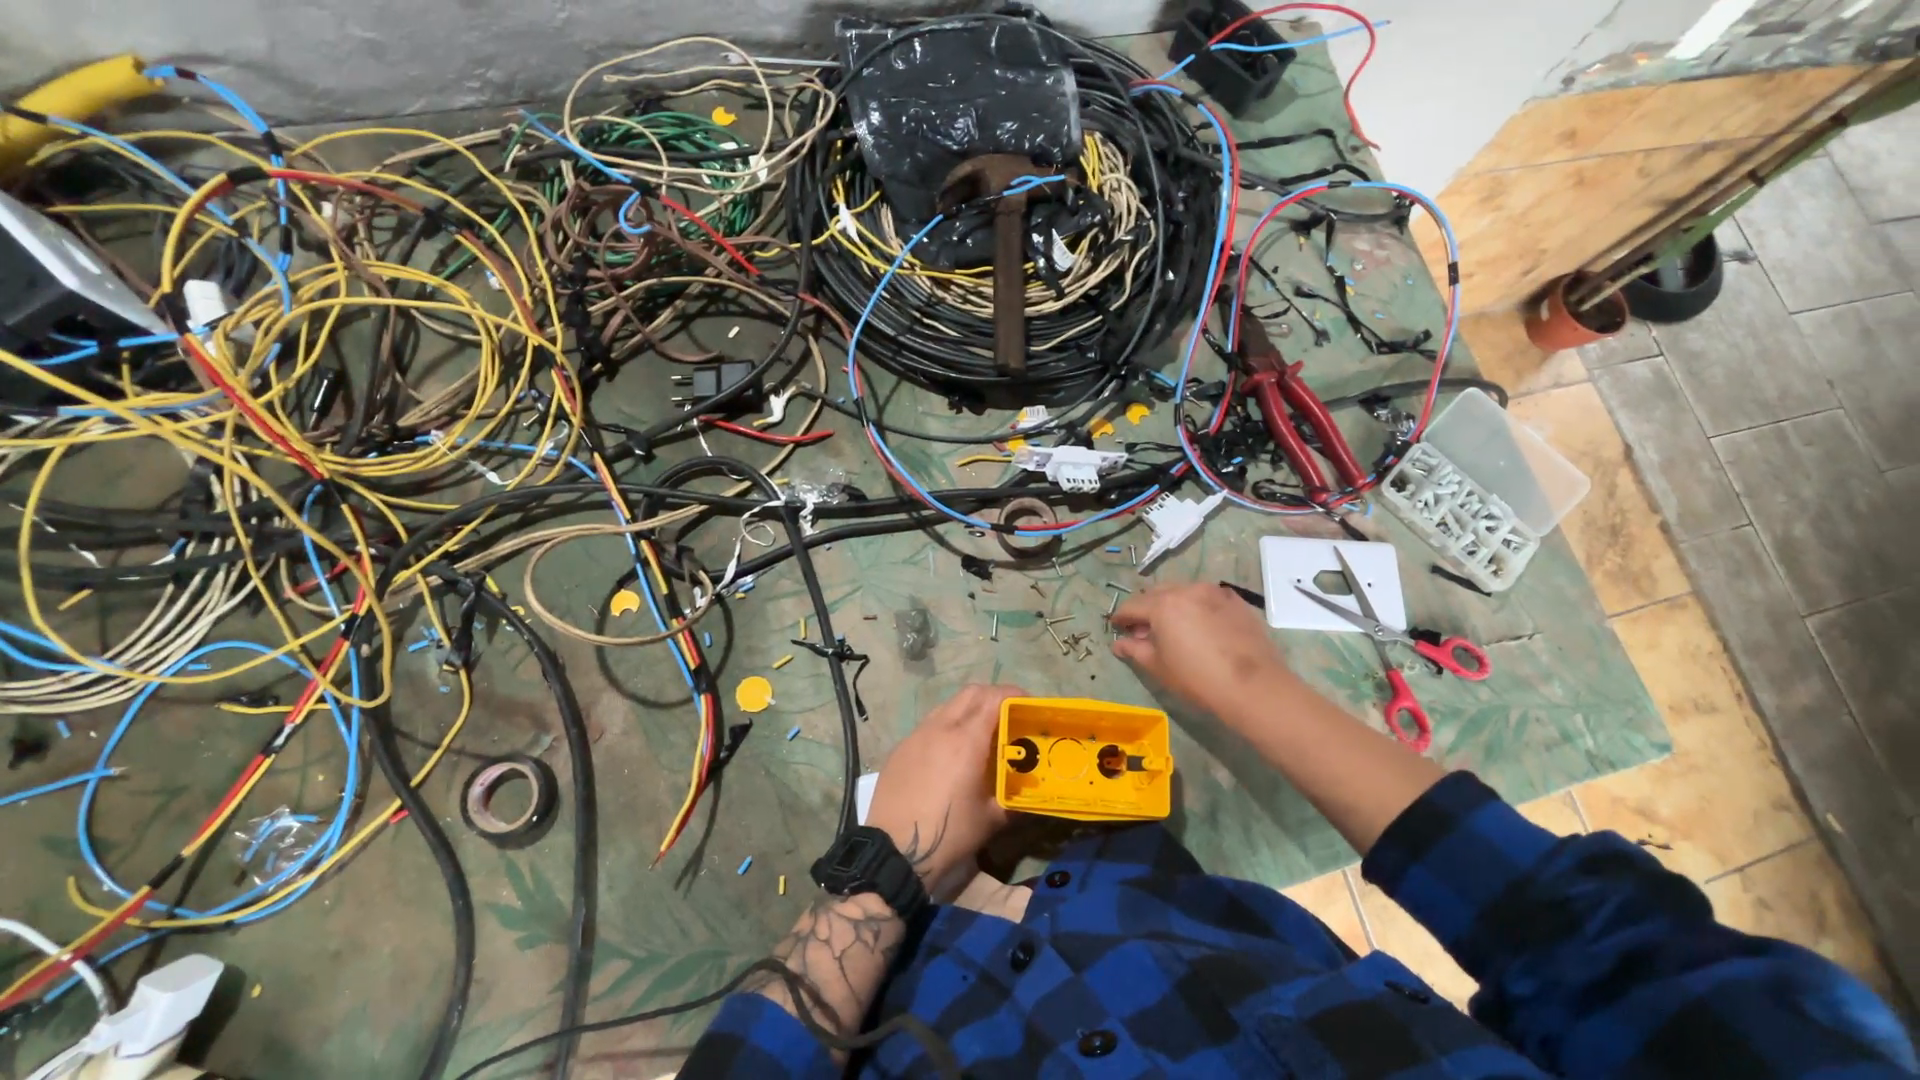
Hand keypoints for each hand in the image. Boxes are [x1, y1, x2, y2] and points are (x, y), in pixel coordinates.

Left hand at [866, 683, 1023, 897]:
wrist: (896, 852)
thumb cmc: (950, 833)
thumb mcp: (992, 818)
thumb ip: (1013, 798)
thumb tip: (1029, 793)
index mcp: (966, 740)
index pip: (994, 699)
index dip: (1015, 696)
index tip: (1029, 706)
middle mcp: (940, 728)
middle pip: (971, 693)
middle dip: (993, 697)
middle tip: (1008, 716)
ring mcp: (916, 736)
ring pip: (947, 706)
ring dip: (968, 710)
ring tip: (979, 734)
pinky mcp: (900, 749)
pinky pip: (928, 726)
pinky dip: (946, 727)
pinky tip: (949, 754)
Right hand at [1110, 583, 1300, 723]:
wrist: (1253, 686)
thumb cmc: (1197, 679)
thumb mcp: (1159, 667)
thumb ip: (1135, 650)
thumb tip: (1119, 643)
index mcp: (1163, 604)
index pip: (1133, 605)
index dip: (1121, 617)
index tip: (1117, 627)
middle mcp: (1187, 590)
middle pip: (1158, 593)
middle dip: (1147, 608)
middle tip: (1144, 630)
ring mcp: (1215, 592)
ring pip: (1184, 591)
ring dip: (1172, 605)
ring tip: (1174, 627)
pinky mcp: (1237, 601)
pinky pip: (1208, 598)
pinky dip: (1198, 607)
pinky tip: (1201, 627)